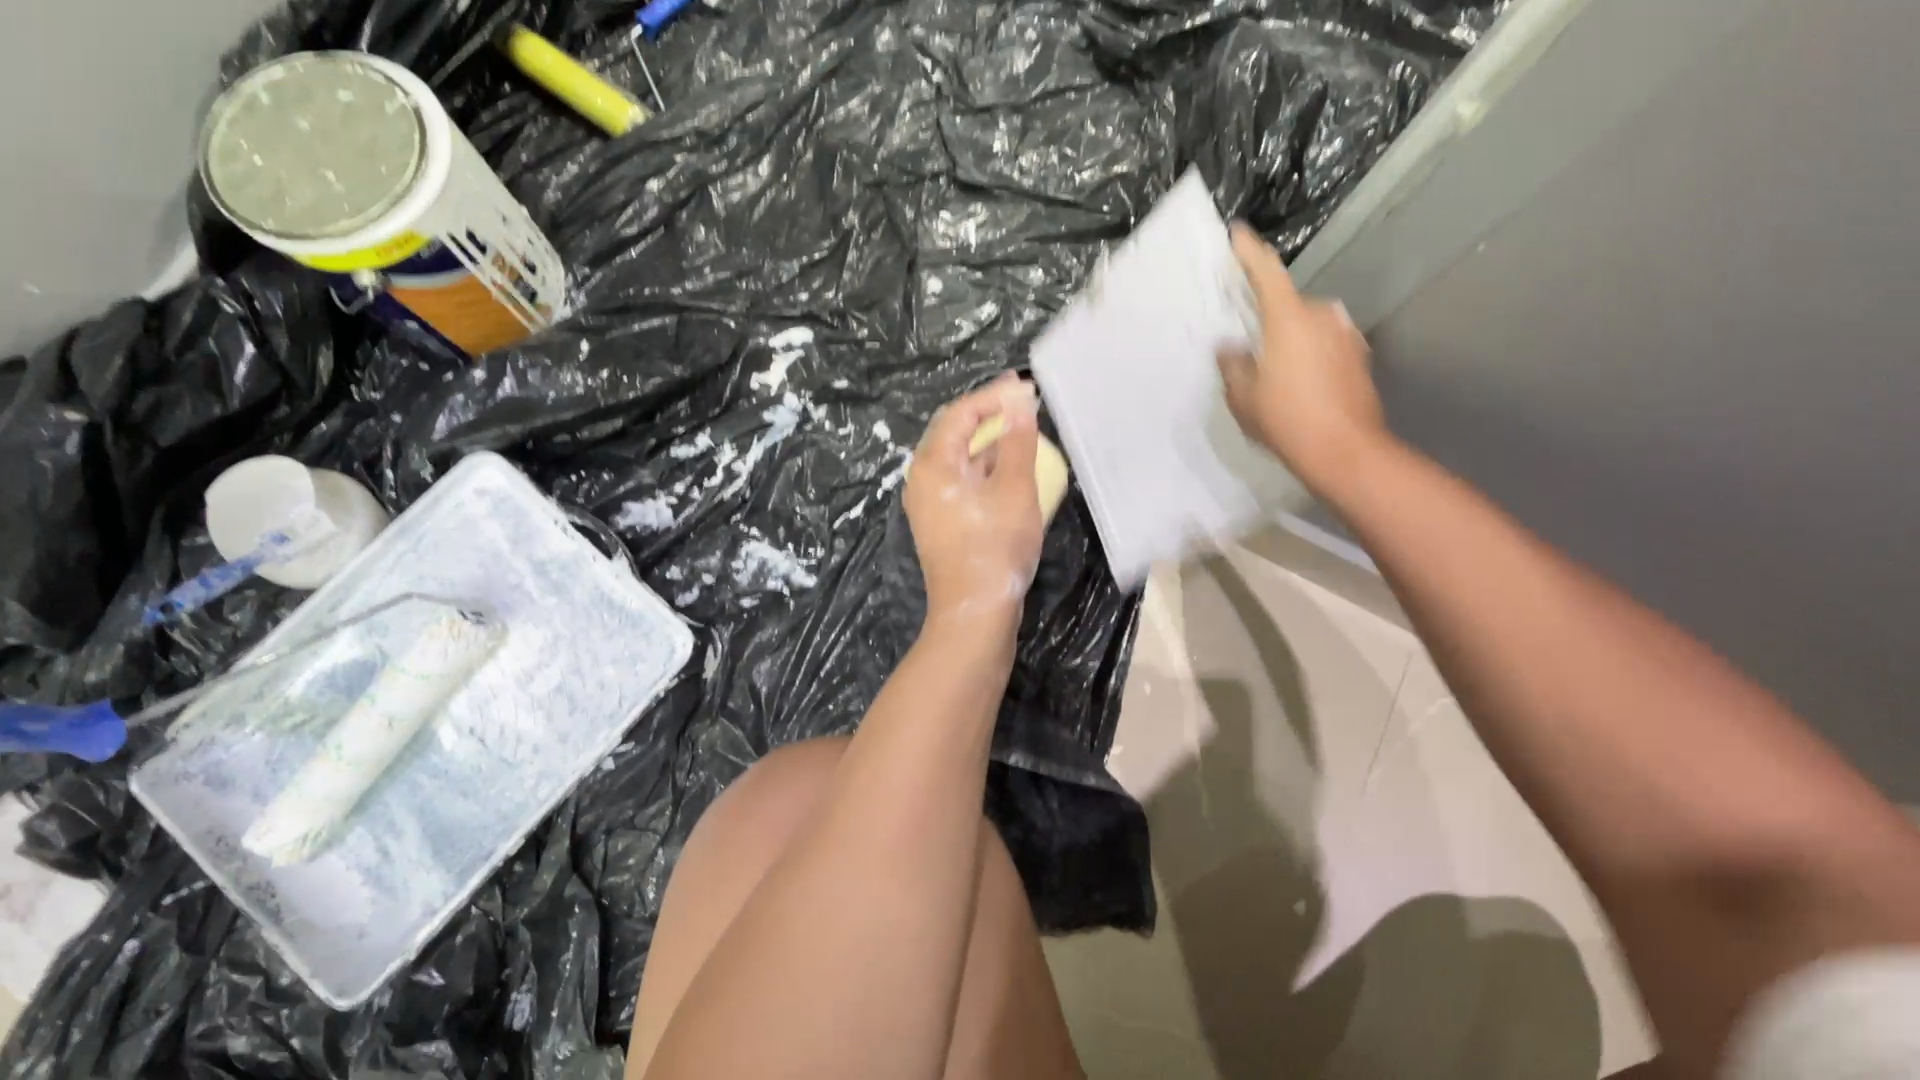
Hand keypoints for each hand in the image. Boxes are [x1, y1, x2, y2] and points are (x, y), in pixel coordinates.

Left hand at [906, 373, 1043, 637]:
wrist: (975, 611)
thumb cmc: (996, 546)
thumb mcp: (1015, 488)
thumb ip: (1017, 441)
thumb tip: (1019, 401)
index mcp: (933, 463)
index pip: (961, 413)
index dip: (994, 395)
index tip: (1026, 387)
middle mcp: (922, 479)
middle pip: (953, 433)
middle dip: (989, 415)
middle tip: (1023, 402)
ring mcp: (928, 503)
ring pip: (958, 459)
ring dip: (989, 443)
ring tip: (1023, 433)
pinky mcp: (940, 523)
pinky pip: (960, 482)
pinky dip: (984, 469)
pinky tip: (1011, 472)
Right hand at [1217, 223, 1388, 493]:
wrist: (1345, 451)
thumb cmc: (1286, 419)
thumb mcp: (1243, 396)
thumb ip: (1233, 364)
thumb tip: (1231, 348)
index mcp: (1288, 318)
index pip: (1265, 272)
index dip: (1248, 252)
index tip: (1237, 233)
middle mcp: (1322, 316)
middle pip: (1289, 307)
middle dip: (1271, 322)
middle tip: (1253, 350)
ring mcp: (1346, 335)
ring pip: (1309, 328)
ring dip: (1293, 342)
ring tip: (1278, 376)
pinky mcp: (1360, 357)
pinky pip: (1326, 347)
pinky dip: (1312, 358)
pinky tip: (1302, 387)